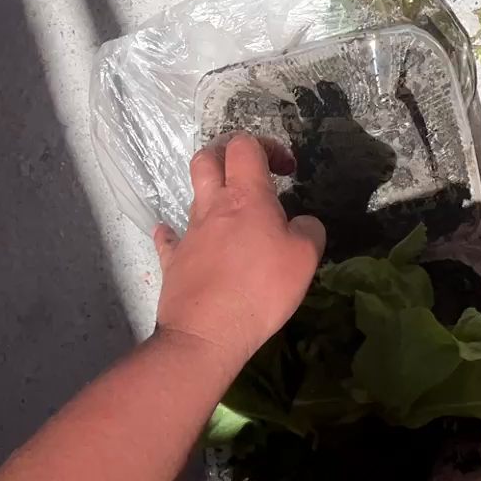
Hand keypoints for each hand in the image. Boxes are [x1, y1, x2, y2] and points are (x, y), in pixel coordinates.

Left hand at [151, 133, 325, 370]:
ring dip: (212, 193)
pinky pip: (171, 238)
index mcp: (246, 196)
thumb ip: (309, 229)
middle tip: (248, 169)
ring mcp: (189, 233)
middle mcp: (213, 206)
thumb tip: (301, 224)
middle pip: (207, 158)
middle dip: (227, 152)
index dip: (267, 145)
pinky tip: (182, 236)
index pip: (245, 145)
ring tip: (232, 211)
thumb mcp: (306, 256)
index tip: (286, 169)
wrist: (206, 336)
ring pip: (194, 195)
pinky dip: (176, 232)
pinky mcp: (173, 262)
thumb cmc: (261, 288)